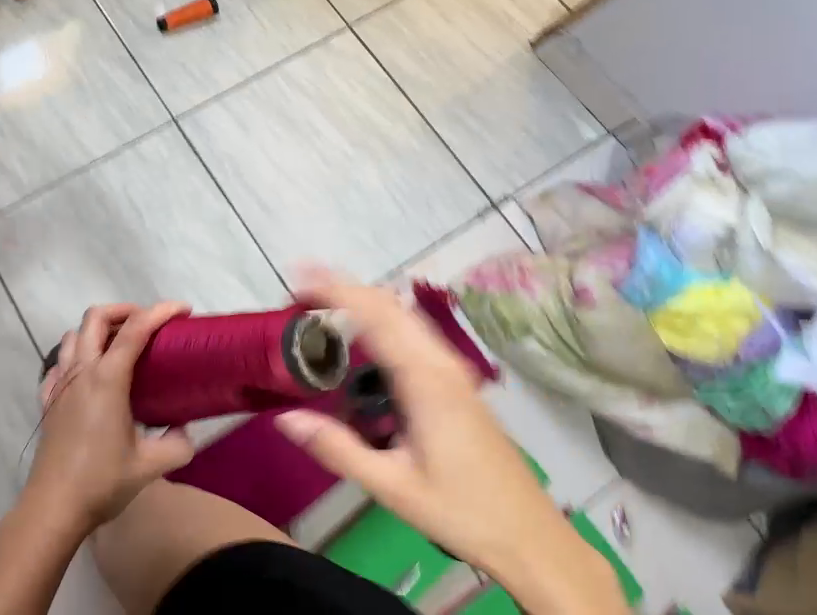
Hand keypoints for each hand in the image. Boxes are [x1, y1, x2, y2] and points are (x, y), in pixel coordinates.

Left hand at [26, 302, 196, 534]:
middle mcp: (81, 371)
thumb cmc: (103, 481)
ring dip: (96, 331)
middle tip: (147, 324)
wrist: (55, 505)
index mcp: (107, 379)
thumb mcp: (151, 466)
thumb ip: (177, 444)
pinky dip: (75, 358)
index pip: (135, 329)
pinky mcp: (47, 400)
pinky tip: (88, 377)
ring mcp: (59, 383)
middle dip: (123, 310)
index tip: (182, 310)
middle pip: (96, 318)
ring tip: (118, 347)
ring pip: (73, 336)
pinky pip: (59, 365)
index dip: (160, 311)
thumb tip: (184, 429)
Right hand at [275, 271, 622, 611]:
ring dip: (361, 302)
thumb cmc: (462, 512)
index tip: (297, 278)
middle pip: (388, 305)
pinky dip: (380, 320)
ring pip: (403, 316)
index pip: (374, 315)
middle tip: (297, 292)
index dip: (334, 289)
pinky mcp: (458, 384)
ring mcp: (454, 372)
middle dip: (342, 288)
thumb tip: (284, 418)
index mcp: (426, 380)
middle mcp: (442, 364)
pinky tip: (361, 339)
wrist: (533, 540)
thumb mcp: (391, 486)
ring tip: (319, 306)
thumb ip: (337, 448)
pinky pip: (413, 334)